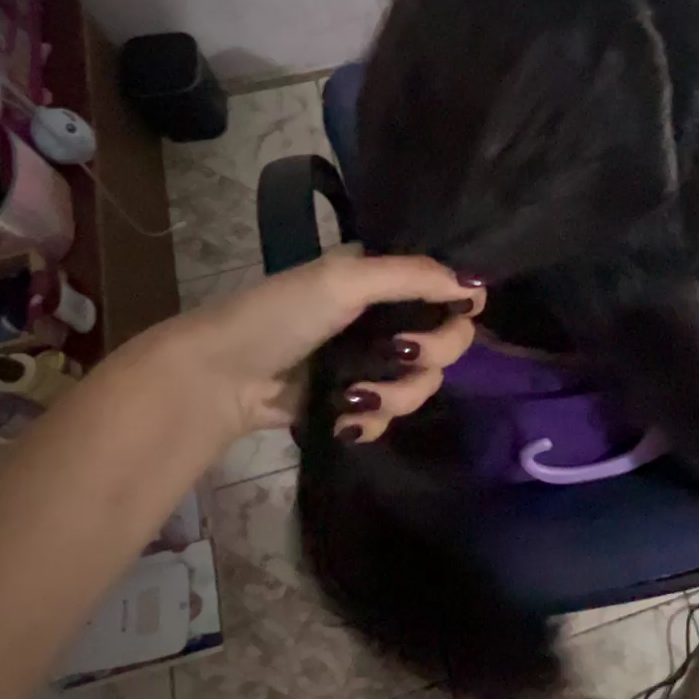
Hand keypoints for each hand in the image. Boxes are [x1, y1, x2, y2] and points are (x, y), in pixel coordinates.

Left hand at [169, 247, 482, 438]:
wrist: (221, 378)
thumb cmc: (279, 314)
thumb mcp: (344, 280)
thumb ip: (412, 276)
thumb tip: (477, 286)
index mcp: (385, 281)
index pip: (449, 292)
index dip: (460, 307)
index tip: (455, 316)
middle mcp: (387, 320)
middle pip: (448, 342)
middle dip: (430, 355)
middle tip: (401, 356)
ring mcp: (374, 364)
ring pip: (424, 385)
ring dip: (396, 395)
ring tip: (356, 398)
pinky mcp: (358, 403)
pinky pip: (393, 417)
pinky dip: (373, 421)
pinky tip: (345, 420)